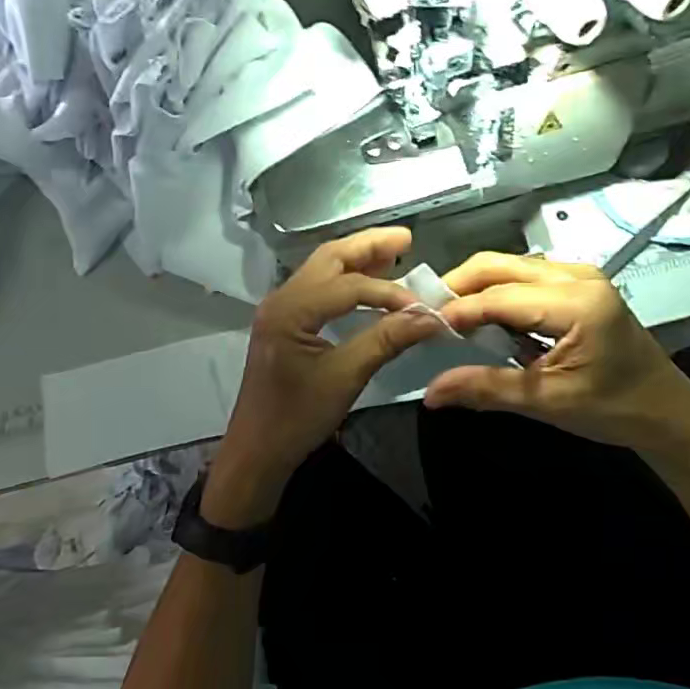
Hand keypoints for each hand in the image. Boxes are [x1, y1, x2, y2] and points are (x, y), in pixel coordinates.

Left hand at [206, 227, 444, 526]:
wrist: (257, 450)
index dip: (389, 292)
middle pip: (330, 258)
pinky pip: (317, 289)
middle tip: (407, 238)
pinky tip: (368, 285)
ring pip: (322, 270)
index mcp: (291, 309)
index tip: (423, 307)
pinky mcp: (283, 322)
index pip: (349, 286)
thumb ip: (387, 340)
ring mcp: (279, 309)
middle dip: (368, 246)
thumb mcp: (346, 377)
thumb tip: (431, 318)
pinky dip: (345, 281)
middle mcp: (281, 299)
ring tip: (394, 252)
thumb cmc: (297, 417)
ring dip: (357, 260)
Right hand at [424, 252, 689, 453]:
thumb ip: (486, 388)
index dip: (456, 311)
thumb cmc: (614, 409)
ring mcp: (579, 275)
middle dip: (458, 286)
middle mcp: (576, 275)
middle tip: (426, 316)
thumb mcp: (547, 401)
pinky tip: (483, 320)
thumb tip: (431, 393)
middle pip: (499, 265)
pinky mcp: (578, 284)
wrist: (667, 412)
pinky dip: (497, 294)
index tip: (419, 329)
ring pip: (509, 267)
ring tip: (448, 320)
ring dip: (476, 289)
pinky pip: (524, 278)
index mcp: (576, 301)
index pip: (498, 296)